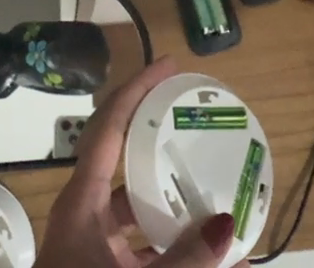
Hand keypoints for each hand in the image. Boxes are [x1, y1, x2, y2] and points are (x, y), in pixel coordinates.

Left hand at [37, 55, 241, 267]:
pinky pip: (142, 247)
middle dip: (162, 140)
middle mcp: (85, 214)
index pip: (110, 126)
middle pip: (125, 160)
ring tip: (215, 187)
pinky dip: (172, 246)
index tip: (170, 65)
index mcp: (81, 203)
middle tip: (198, 122)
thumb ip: (187, 262)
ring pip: (137, 208)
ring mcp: (92, 246)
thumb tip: (232, 226)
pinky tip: (209, 255)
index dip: (138, 88)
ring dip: (173, 200)